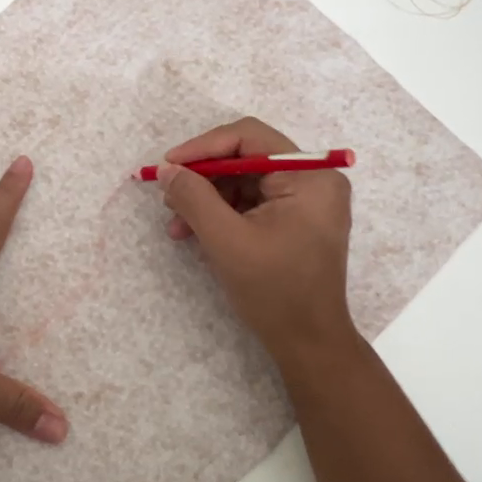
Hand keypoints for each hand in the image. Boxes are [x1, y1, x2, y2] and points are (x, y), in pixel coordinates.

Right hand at [157, 117, 356, 366]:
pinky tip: (195, 232)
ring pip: (244, 180)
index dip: (203, 147)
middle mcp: (314, 179)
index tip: (168, 166)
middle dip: (202, 176)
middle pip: (246, 157)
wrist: (310, 344)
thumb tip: (166, 169)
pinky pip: (252, 201)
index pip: (248, 137)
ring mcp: (307, 200)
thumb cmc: (274, 291)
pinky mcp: (297, 219)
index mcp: (309, 177)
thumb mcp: (226, 241)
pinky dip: (222, 212)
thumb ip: (194, 197)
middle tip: (168, 196)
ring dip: (207, 198)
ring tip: (177, 224)